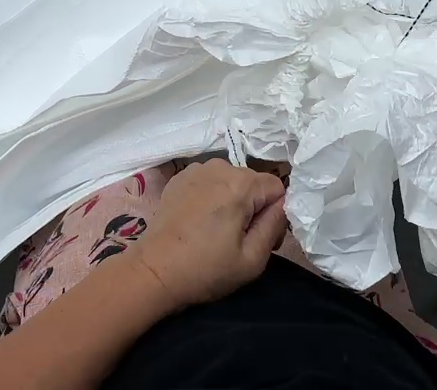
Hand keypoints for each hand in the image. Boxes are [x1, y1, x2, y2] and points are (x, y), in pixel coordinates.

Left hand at [121, 160, 287, 309]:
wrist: (154, 270)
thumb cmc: (206, 269)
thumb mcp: (252, 259)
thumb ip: (274, 226)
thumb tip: (282, 205)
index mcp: (240, 183)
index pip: (277, 187)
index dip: (275, 215)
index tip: (261, 239)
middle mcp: (220, 166)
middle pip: (253, 183)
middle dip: (254, 208)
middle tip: (239, 241)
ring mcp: (197, 168)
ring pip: (231, 180)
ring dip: (232, 201)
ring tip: (217, 232)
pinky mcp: (180, 176)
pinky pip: (209, 181)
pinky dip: (211, 196)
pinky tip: (199, 221)